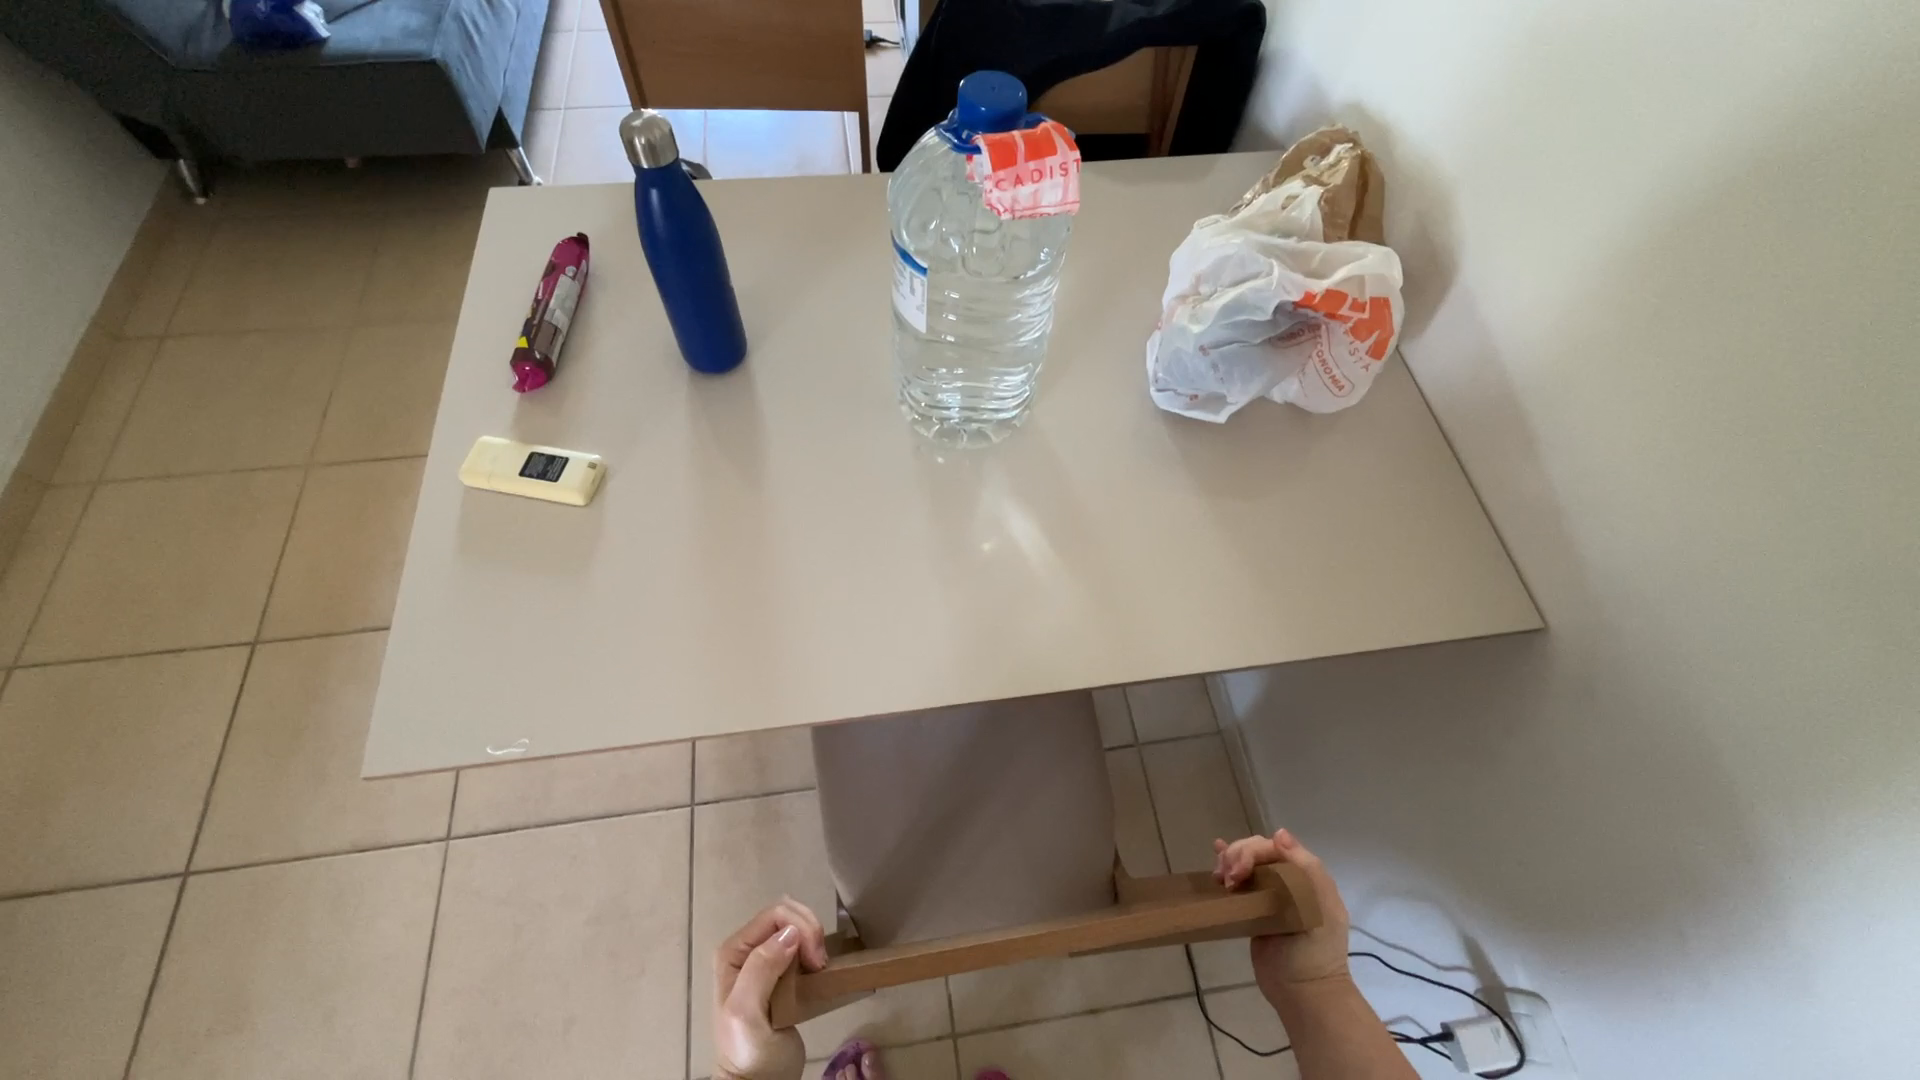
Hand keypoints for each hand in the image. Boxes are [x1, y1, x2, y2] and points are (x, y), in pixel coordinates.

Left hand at [713, 897, 830, 1079]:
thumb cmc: (749, 1054)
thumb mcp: (747, 1014)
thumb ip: (761, 970)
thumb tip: (790, 932)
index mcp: (733, 952)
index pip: (774, 915)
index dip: (801, 928)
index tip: (816, 960)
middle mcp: (746, 950)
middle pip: (787, 915)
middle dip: (810, 932)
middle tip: (820, 964)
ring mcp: (764, 960)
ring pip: (796, 927)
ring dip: (814, 941)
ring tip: (820, 969)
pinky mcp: (782, 973)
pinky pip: (802, 945)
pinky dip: (815, 950)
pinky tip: (819, 970)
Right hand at [1213, 828, 1351, 1000]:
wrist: (1304, 993)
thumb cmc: (1315, 950)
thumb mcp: (1321, 907)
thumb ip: (1306, 868)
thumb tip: (1279, 834)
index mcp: (1307, 877)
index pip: (1274, 848)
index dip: (1251, 852)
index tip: (1237, 873)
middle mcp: (1289, 881)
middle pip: (1257, 852)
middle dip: (1237, 856)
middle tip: (1227, 880)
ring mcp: (1270, 895)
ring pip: (1245, 862)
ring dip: (1229, 861)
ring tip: (1219, 877)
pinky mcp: (1254, 910)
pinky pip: (1241, 880)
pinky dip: (1229, 864)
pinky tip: (1215, 852)